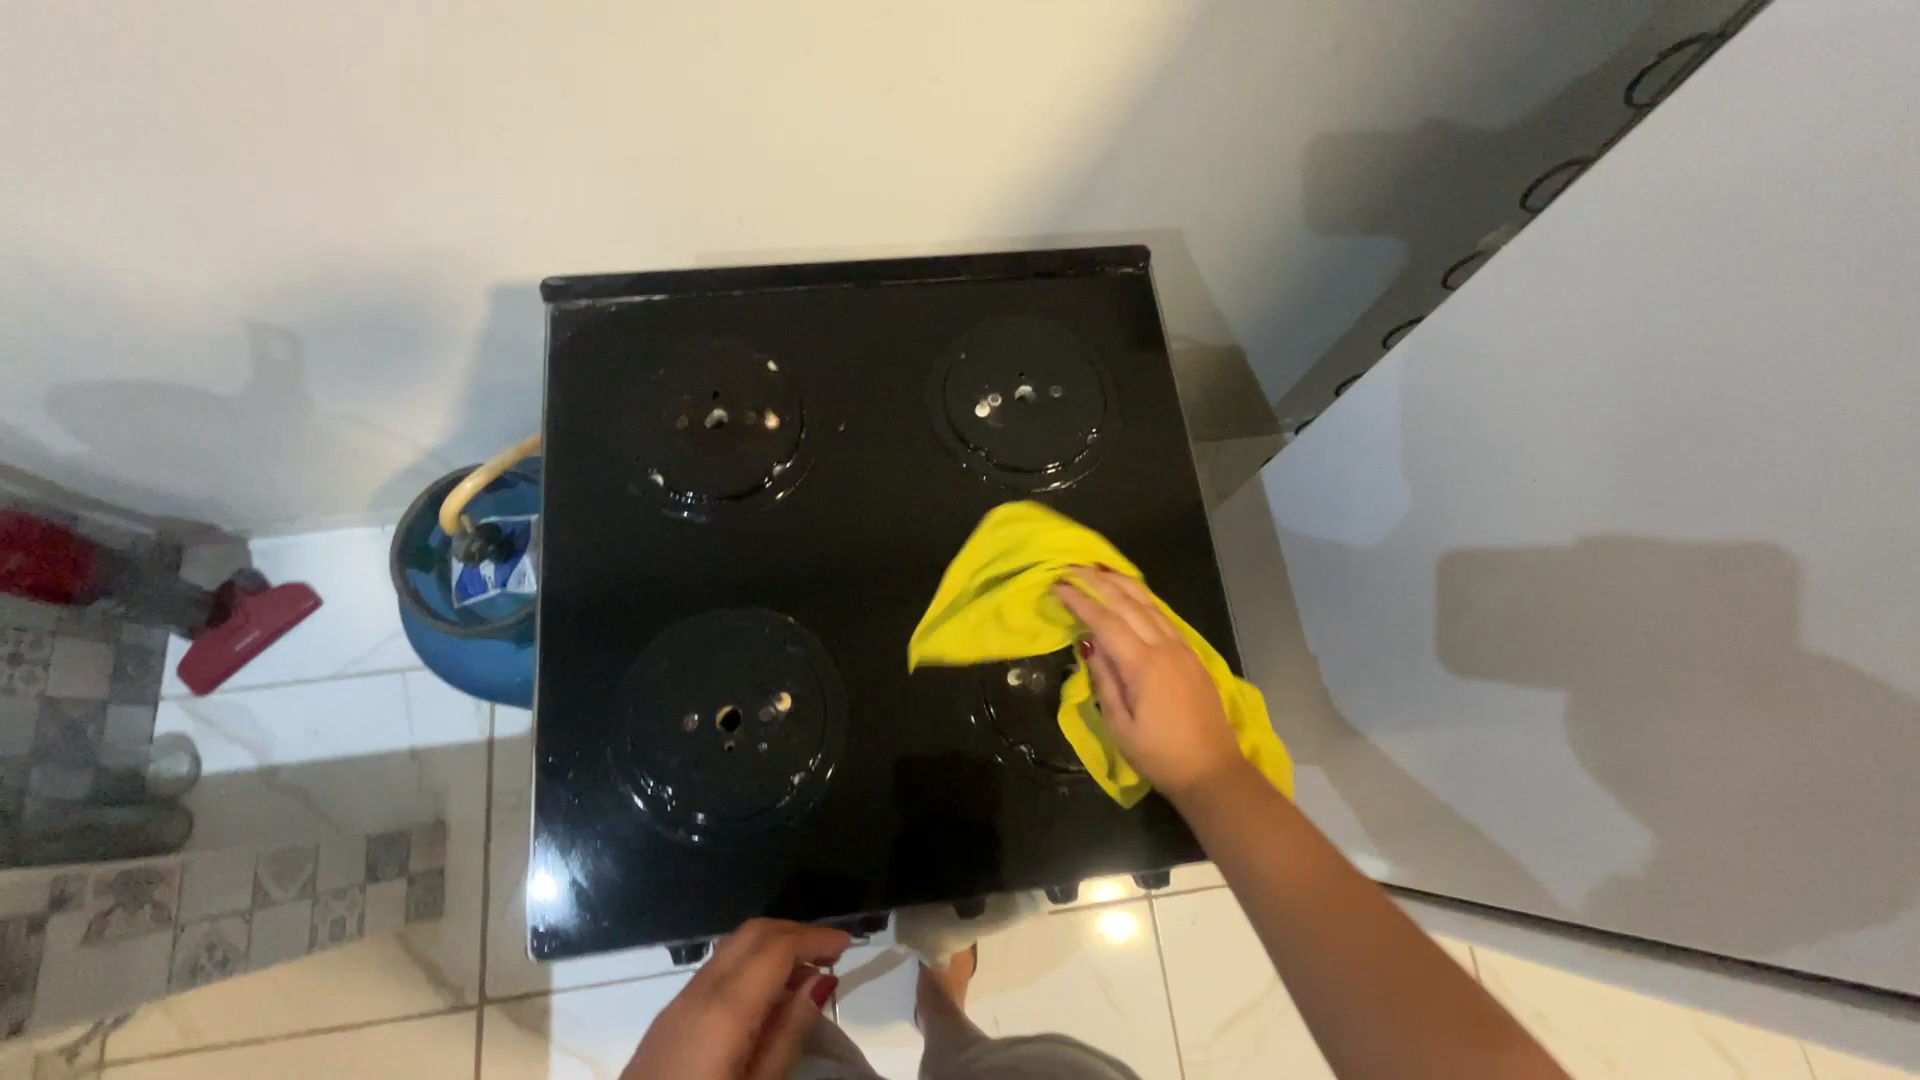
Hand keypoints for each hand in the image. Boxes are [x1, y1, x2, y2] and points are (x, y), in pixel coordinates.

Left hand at [621, 918, 848, 1079]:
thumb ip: (789, 1033)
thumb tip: (818, 982)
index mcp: (724, 1010)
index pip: (776, 948)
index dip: (815, 939)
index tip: (848, 947)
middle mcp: (699, 993)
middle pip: (752, 934)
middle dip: (795, 933)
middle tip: (831, 955)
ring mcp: (677, 1005)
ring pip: (732, 949)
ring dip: (772, 948)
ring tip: (807, 978)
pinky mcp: (667, 1022)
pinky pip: (717, 973)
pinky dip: (750, 968)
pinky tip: (768, 1000)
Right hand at [1054, 567, 1247, 798]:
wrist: (1213, 771)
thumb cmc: (1159, 755)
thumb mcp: (1119, 725)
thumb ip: (1104, 680)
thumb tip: (1088, 644)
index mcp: (1143, 665)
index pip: (1105, 621)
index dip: (1080, 601)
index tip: (1058, 585)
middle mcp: (1165, 647)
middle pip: (1129, 603)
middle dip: (1098, 582)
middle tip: (1073, 568)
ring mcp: (1182, 649)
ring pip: (1150, 604)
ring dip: (1122, 584)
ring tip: (1099, 570)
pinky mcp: (1192, 656)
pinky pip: (1164, 617)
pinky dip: (1144, 600)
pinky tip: (1132, 595)